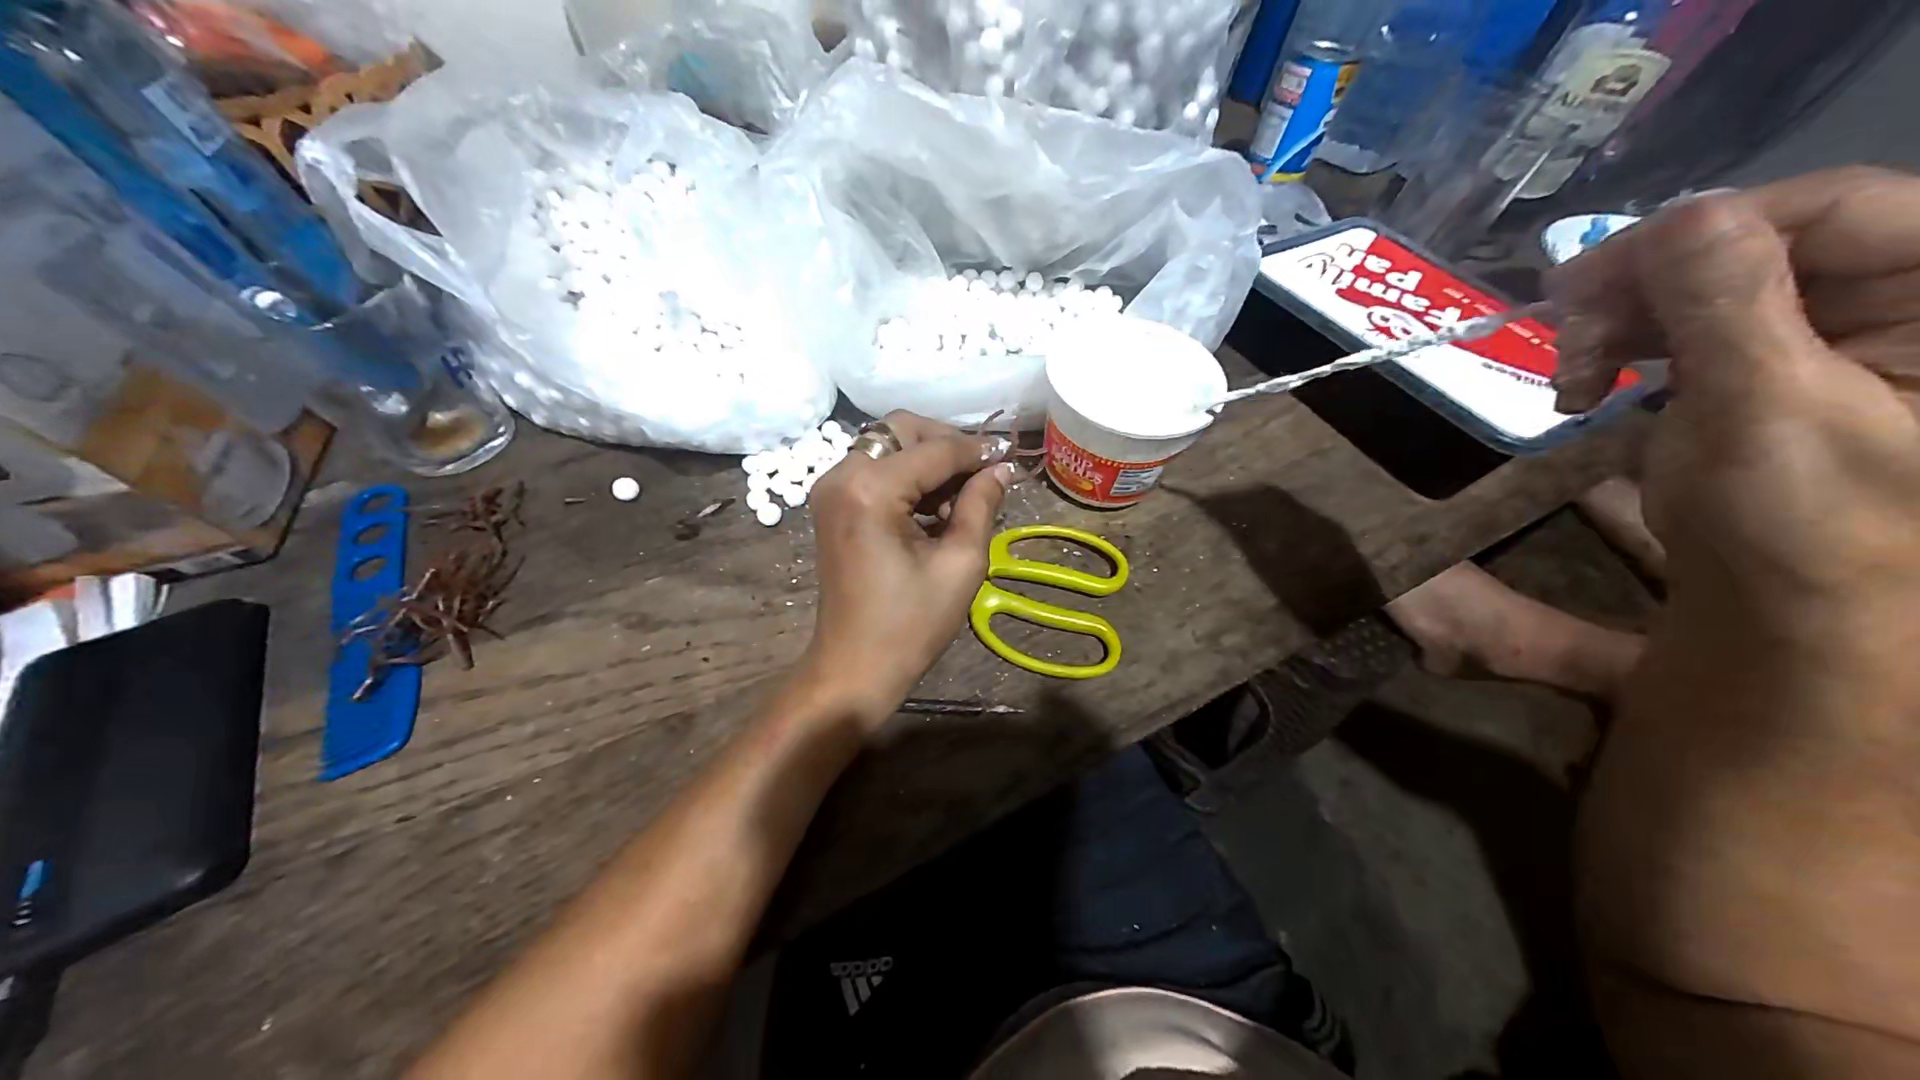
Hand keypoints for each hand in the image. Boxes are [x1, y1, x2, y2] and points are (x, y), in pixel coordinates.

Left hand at [798, 412, 1019, 728]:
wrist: (853, 667)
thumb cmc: (910, 625)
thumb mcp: (960, 563)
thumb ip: (981, 505)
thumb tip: (1000, 469)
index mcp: (871, 489)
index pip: (935, 450)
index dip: (977, 451)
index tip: (1009, 458)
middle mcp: (842, 476)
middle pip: (901, 430)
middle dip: (945, 445)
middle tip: (981, 475)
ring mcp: (831, 490)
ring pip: (887, 447)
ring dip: (926, 462)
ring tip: (961, 500)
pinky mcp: (832, 506)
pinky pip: (874, 470)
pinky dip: (906, 478)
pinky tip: (933, 509)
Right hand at [1546, 170, 1919, 642]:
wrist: (1790, 618)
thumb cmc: (1804, 529)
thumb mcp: (1764, 413)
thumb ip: (1728, 305)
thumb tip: (1678, 215)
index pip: (1839, 206)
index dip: (1701, 231)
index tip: (1585, 281)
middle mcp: (1918, 300)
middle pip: (1765, 243)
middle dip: (1645, 290)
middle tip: (1562, 338)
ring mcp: (1850, 332)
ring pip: (1717, 284)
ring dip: (1624, 325)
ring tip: (1571, 381)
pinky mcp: (1785, 365)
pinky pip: (1700, 325)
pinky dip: (1632, 350)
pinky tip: (1590, 388)